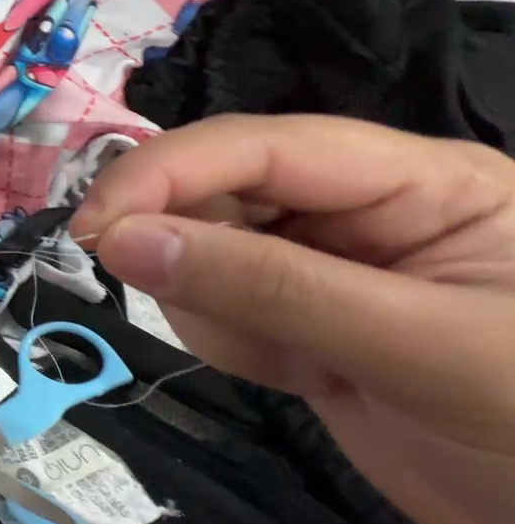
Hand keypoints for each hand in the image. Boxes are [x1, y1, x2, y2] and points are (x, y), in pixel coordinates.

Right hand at [73, 115, 514, 523]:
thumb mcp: (428, 354)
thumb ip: (270, 287)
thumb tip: (117, 239)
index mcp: (416, 182)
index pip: (255, 146)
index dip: (163, 173)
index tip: (95, 230)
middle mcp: (357, 208)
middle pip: (212, 191)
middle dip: (183, 244)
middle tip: (166, 297)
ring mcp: (323, 266)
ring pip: (195, 249)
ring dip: (212, 307)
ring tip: (294, 364)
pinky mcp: (296, 318)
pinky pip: (209, 304)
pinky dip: (228, 341)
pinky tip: (300, 376)